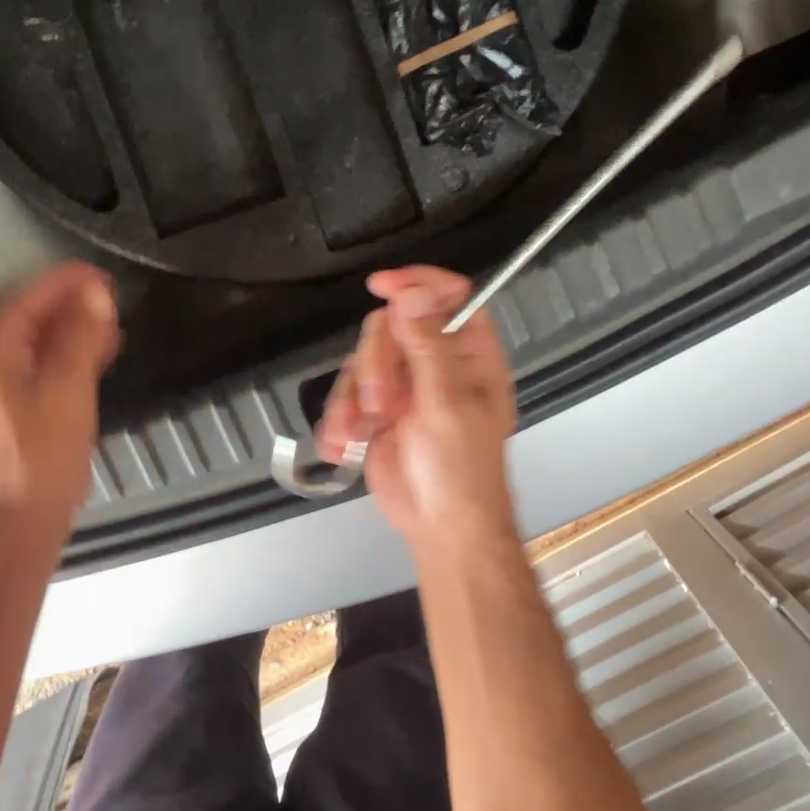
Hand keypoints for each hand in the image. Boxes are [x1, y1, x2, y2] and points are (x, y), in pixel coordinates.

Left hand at [0, 263, 119, 520]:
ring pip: (50, 340)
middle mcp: (6, 365)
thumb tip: (97, 293)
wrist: (35, 507)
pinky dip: (83, 348)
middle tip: (110, 289)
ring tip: (113, 313)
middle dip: (71, 299)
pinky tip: (107, 349)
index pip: (28, 303)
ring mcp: (22, 386)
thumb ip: (81, 338)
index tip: (97, 273)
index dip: (61, 282)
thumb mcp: (67, 387)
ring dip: (79, 322)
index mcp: (2, 356)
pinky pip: (60, 362)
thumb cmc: (46, 447)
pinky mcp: (41, 405)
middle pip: (37, 318)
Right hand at [316, 266, 517, 542]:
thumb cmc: (461, 468)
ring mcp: (404, 387)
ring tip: (363, 429)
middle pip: (392, 326)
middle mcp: (437, 363)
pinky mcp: (376, 413)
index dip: (417, 283)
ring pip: (364, 359)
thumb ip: (428, 344)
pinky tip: (343, 442)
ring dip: (355, 395)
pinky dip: (340, 418)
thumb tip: (412, 292)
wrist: (440, 527)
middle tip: (382, 402)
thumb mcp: (447, 402)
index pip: (449, 296)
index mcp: (469, 354)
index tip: (382, 285)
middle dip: (376, 363)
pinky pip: (346, 395)